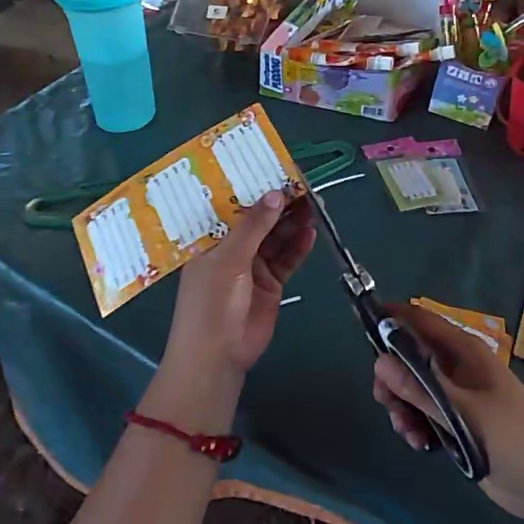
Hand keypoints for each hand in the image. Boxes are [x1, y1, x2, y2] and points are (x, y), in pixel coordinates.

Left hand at [165, 191, 315, 383]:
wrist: (218, 355)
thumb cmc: (211, 303)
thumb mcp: (228, 259)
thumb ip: (253, 226)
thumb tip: (275, 193)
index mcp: (210, 239)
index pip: (232, 206)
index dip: (252, 188)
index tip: (274, 169)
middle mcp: (231, 248)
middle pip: (259, 220)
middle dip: (279, 204)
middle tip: (303, 185)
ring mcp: (252, 266)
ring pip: (276, 238)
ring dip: (292, 222)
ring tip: (313, 204)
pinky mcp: (271, 283)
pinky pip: (287, 259)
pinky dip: (299, 246)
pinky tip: (311, 232)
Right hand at [372, 304, 523, 520]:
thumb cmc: (512, 438)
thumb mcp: (461, 412)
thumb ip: (418, 389)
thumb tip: (378, 361)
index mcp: (465, 352)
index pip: (422, 321)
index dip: (393, 317)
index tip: (363, 323)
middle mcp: (458, 368)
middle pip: (410, 358)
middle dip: (394, 379)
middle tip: (387, 403)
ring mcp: (458, 395)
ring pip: (414, 389)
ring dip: (404, 408)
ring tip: (411, 433)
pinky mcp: (457, 422)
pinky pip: (424, 413)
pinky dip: (417, 424)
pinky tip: (422, 445)